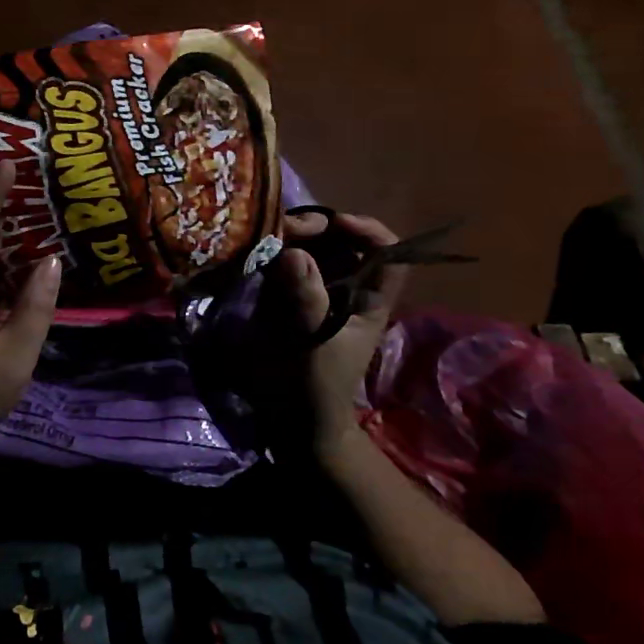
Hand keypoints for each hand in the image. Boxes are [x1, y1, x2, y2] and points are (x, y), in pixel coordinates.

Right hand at [269, 212, 407, 457]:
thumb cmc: (317, 387)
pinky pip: (283, 261)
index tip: (337, 223)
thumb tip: (293, 253)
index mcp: (370, 299)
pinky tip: (255, 248)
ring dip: (291, 235)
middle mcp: (345, 286)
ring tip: (266, 235)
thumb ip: (307, 300)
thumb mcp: (316, 344)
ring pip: (310, 246)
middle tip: (286, 228)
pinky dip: (271, 251)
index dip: (368, 230)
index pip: (387, 253)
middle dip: (318, 227)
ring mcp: (315, 289)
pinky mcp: (285, 294)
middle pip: (342, 240)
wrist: (292, 420)